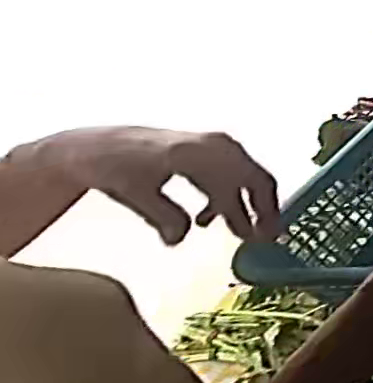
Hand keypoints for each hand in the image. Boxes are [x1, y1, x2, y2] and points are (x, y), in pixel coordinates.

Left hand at [30, 127, 279, 243]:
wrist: (94, 144)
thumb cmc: (109, 163)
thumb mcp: (131, 192)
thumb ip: (161, 215)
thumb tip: (179, 238)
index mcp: (199, 153)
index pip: (236, 186)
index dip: (246, 213)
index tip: (252, 236)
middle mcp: (218, 145)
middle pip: (256, 179)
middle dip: (263, 208)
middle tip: (268, 234)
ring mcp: (221, 146)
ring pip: (249, 177)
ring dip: (249, 204)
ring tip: (244, 229)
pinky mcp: (217, 151)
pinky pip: (236, 174)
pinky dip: (231, 196)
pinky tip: (211, 216)